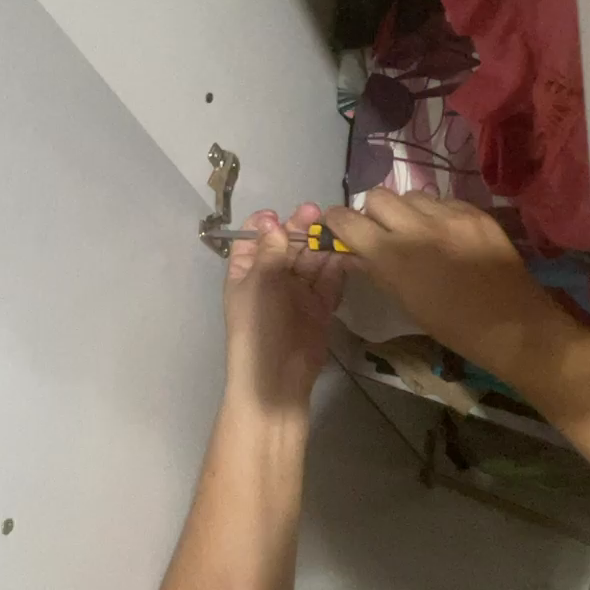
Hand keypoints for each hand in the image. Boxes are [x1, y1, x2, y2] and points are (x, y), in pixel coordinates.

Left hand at [223, 204, 346, 414]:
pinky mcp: (320, 307)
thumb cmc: (258, 325)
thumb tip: (271, 221)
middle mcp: (271, 279)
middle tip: (315, 212)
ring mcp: (297, 293)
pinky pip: (329, 282)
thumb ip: (271, 251)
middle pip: (286, 246)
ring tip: (334, 228)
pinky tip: (343, 253)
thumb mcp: (259, 283)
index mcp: (246, 272)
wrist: (277, 377)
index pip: (253, 240)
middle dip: (299, 229)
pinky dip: (336, 268)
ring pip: (310, 261)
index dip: (264, 225)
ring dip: (320, 245)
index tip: (278, 214)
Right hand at [326, 191, 584, 380]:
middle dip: (372, 211)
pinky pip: (442, 200)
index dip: (336, 220)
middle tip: (381, 230)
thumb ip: (376, 270)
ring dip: (404, 210)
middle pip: (378, 196)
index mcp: (396, 256)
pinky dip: (434, 213)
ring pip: (411, 194)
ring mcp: (450, 216)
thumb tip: (352, 252)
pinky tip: (444, 234)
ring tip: (415, 230)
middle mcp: (419, 227)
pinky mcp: (475, 212)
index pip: (349, 221)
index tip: (336, 225)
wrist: (515, 326)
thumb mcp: (405, 302)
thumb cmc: (454, 326)